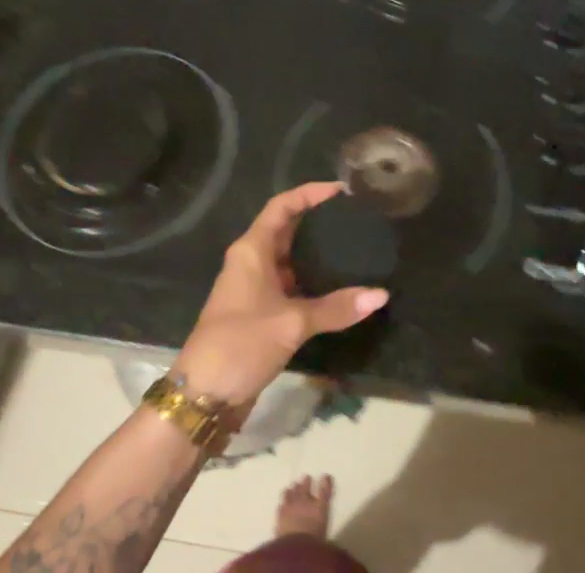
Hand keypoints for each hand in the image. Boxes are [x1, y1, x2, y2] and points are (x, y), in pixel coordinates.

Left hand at [174, 182, 388, 404]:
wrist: (204, 394)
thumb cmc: (240, 344)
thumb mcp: (292, 322)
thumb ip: (336, 307)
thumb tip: (381, 294)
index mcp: (251, 251)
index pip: (281, 207)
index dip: (309, 194)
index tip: (341, 191)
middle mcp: (252, 262)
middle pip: (287, 230)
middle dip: (318, 222)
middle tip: (356, 219)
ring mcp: (255, 289)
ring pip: (290, 259)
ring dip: (317, 254)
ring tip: (354, 248)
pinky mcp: (261, 313)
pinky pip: (291, 285)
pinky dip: (313, 281)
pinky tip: (339, 287)